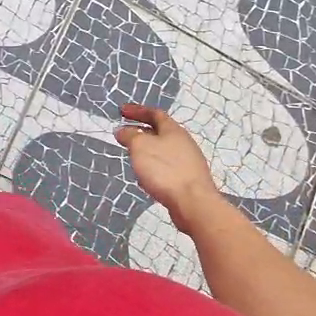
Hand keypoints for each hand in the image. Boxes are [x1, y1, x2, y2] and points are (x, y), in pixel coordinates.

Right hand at [113, 103, 223, 230]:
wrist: (194, 205)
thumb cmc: (165, 169)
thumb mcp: (139, 146)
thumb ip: (129, 135)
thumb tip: (122, 131)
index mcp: (174, 131)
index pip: (155, 113)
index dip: (137, 111)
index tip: (121, 111)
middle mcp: (184, 144)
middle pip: (161, 133)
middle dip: (141, 132)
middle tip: (125, 135)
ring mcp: (190, 164)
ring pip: (164, 152)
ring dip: (147, 152)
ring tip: (133, 158)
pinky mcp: (190, 182)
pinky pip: (168, 169)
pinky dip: (155, 168)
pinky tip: (147, 179)